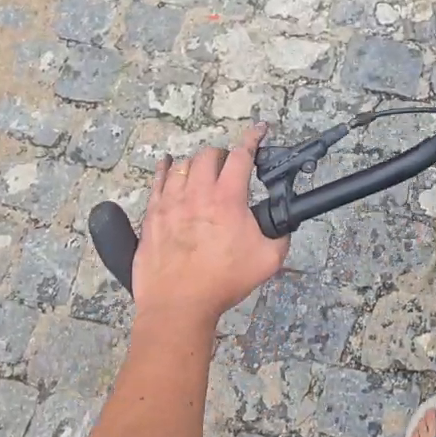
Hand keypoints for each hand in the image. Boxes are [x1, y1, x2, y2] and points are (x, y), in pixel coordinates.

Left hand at [132, 124, 287, 328]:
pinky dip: (164, 169)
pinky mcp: (151, 217)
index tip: (259, 130)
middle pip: (209, 155)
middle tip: (230, 167)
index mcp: (228, 199)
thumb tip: (284, 222)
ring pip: (182, 165)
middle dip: (223, 156)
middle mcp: (198, 194)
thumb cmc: (223, 282)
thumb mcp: (268, 259)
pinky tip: (168, 165)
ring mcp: (170, 203)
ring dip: (197, 164)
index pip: (242, 155)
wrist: (178, 306)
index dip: (253, 138)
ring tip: (203, 173)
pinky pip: (156, 182)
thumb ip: (281, 234)